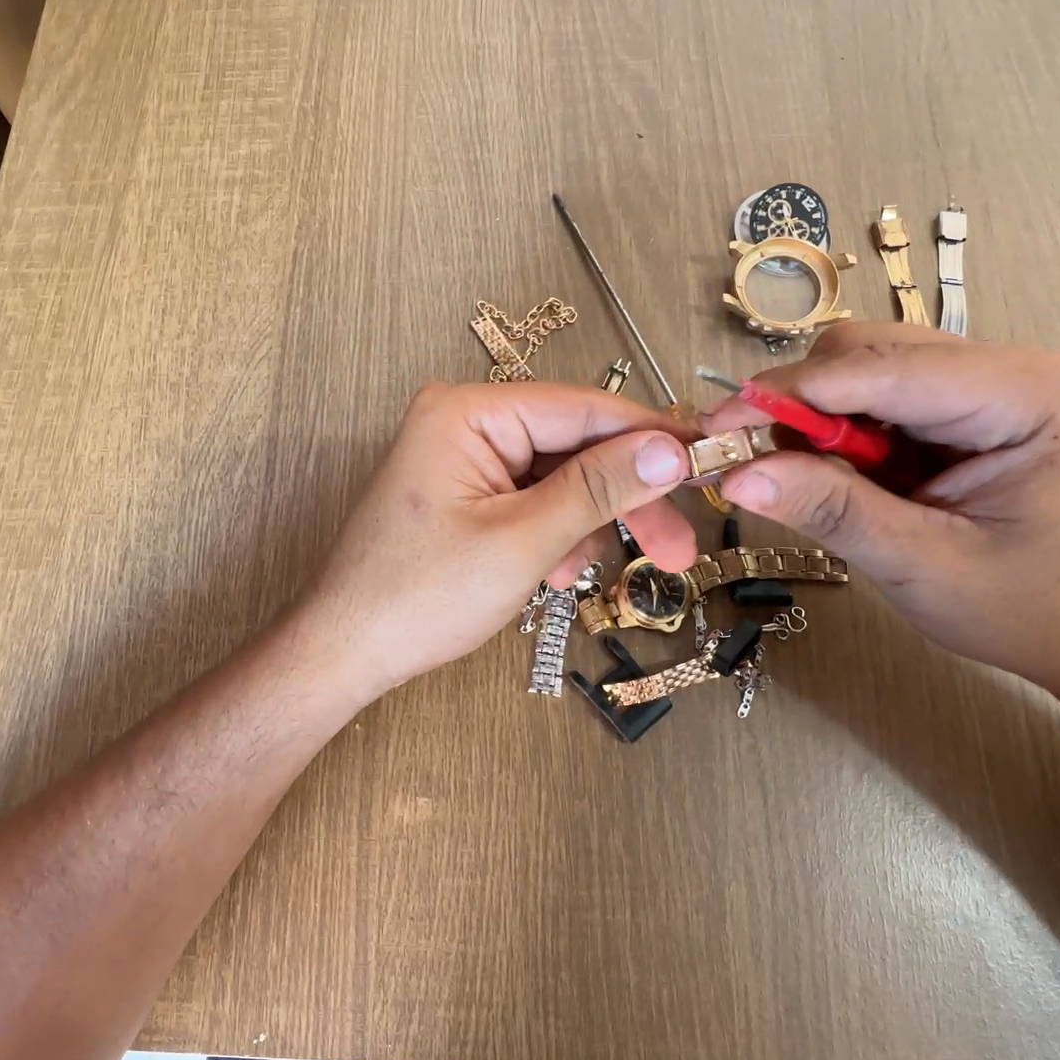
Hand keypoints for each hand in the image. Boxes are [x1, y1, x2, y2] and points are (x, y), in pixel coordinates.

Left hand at [296, 381, 698, 697]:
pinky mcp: (464, 492)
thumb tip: (671, 451)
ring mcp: (462, 457)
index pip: (583, 408)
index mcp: (468, 411)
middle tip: (678, 547)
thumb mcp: (522, 541)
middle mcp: (464, 421)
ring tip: (576, 574)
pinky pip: (531, 499)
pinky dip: (555, 533)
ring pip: (559, 477)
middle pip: (574, 444)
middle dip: (624, 497)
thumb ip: (599, 489)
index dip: (651, 437)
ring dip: (586, 523)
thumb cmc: (422, 597)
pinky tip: (553, 572)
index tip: (710, 464)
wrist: (348, 651)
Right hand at [704, 323, 1059, 693]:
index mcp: (1030, 394)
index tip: (714, 430)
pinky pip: (878, 396)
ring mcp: (994, 382)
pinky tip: (838, 475)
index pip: (880, 368)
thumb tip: (736, 476)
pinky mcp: (969, 406)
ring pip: (865, 367)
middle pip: (869, 350)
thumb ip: (831, 511)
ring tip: (800, 479)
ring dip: (815, 418)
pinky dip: (838, 431)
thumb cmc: (1031, 610)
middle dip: (800, 403)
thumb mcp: (921, 566)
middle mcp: (1017, 367)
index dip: (787, 394)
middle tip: (753, 465)